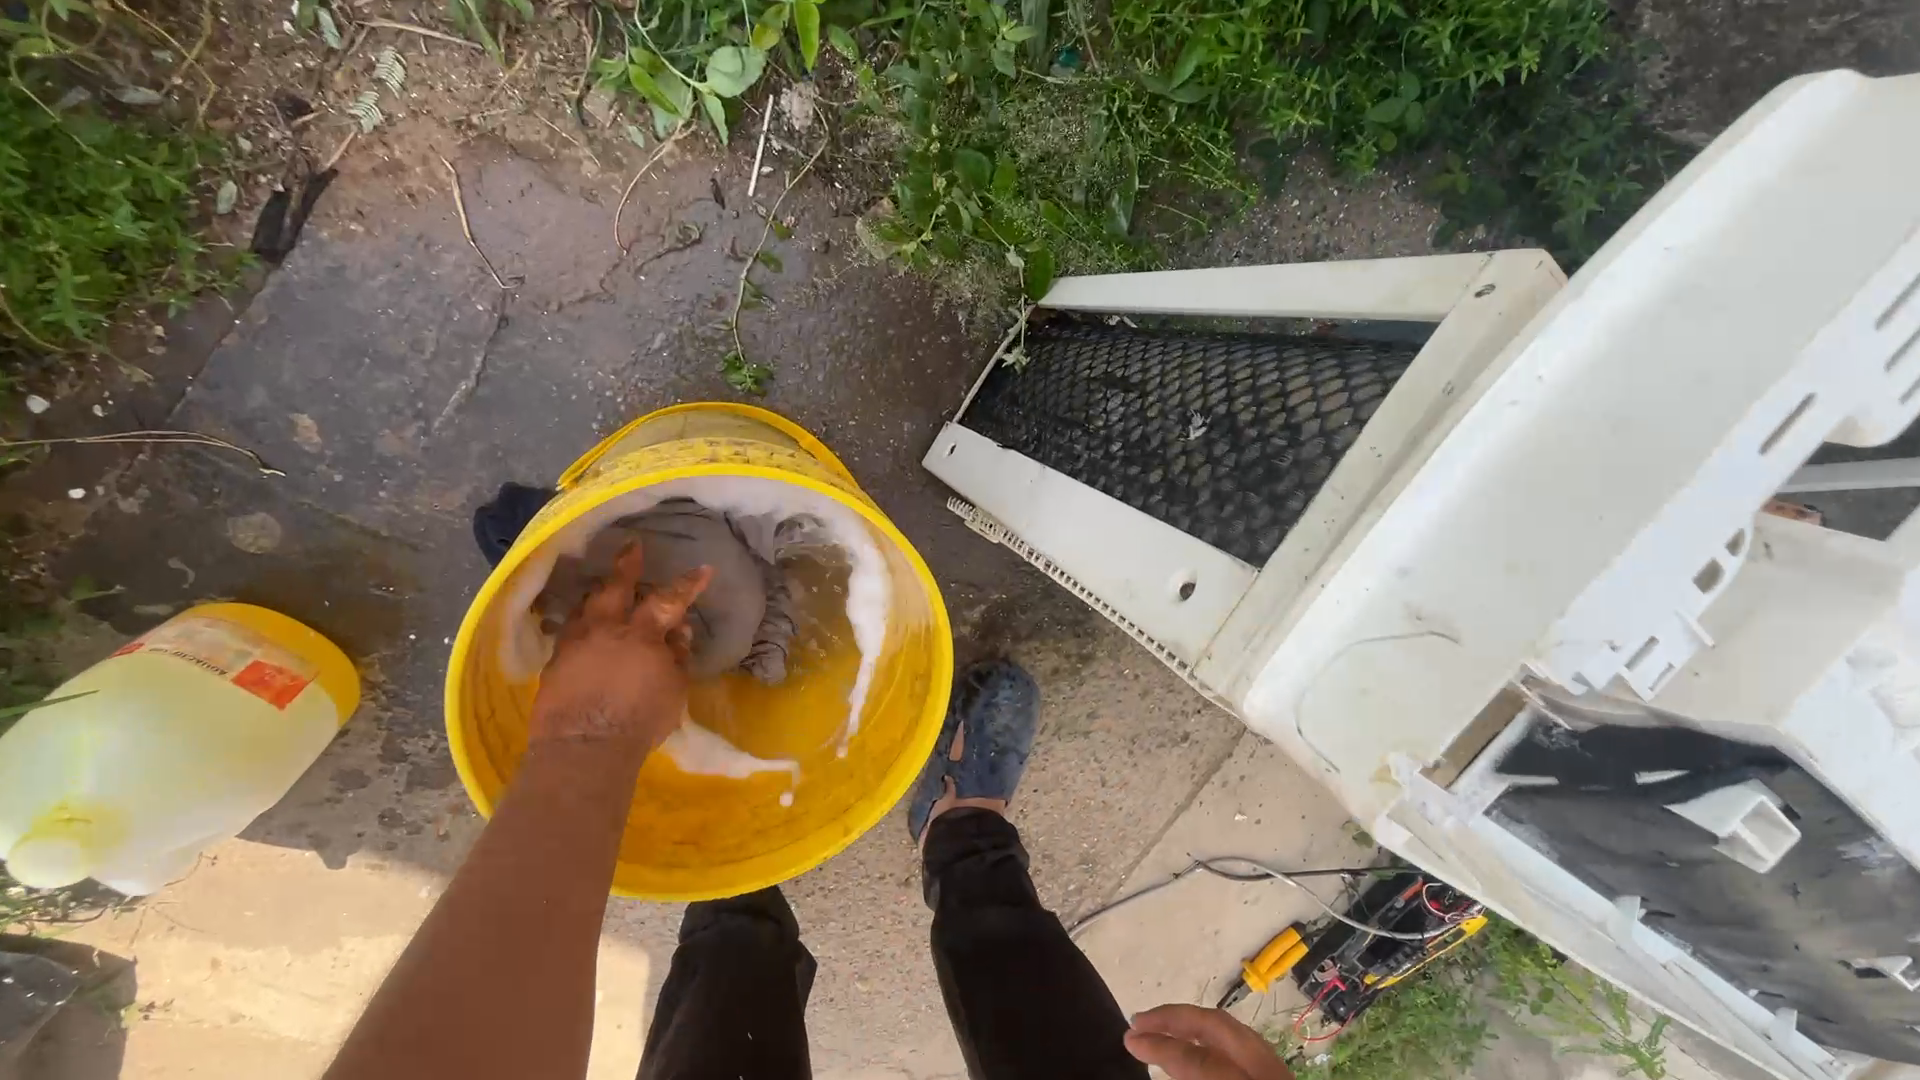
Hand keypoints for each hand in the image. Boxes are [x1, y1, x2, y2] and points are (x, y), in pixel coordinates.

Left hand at [529, 541, 711, 753]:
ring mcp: (574, 644)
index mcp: (640, 633)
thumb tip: (676, 633)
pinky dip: (579, 624)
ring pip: (584, 607)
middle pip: (614, 588)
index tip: (702, 570)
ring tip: (602, 589)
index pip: (669, 600)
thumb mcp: (674, 688)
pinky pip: (568, 632)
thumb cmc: (640, 720)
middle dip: (626, 565)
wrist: (584, 747)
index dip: (687, 584)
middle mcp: (604, 629)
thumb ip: (676, 655)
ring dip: (597, 595)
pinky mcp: (554, 664)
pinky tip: (582, 628)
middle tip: (631, 547)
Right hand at [1125, 1004, 1294, 1079]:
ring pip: (1234, 1029)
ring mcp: (1280, 1070)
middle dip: (1173, 1017)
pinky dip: (1214, 1038)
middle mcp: (1269, 1070)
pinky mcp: (1282, 1073)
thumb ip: (1193, 1073)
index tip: (1128, 1039)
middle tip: (1137, 1022)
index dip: (1161, 1045)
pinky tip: (1195, 1045)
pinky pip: (1244, 1044)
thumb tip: (1162, 1057)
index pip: (1200, 1059)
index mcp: (1253, 1079)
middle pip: (1218, 1025)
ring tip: (1160, 1027)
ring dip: (1192, 1023)